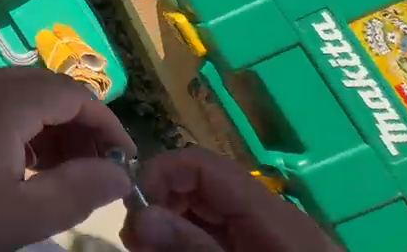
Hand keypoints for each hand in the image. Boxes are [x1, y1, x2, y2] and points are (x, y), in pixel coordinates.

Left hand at [0, 67, 134, 251]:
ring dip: (51, 125)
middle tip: (99, 171)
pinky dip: (21, 126)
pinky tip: (25, 166)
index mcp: (4, 101)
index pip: (71, 92)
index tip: (126, 162)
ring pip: (20, 93)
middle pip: (46, 86)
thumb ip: (76, 191)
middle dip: (80, 124)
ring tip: (67, 174)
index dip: (107, 123)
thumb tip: (118, 173)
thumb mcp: (22, 216)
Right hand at [121, 148, 339, 251]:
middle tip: (135, 243)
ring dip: (172, 226)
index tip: (133, 209)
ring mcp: (273, 238)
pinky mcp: (269, 251)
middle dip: (161, 204)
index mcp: (271, 215)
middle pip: (200, 185)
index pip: (201, 164)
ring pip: (206, 210)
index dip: (160, 174)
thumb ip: (193, 249)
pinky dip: (194, 242)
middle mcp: (271, 216)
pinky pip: (221, 233)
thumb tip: (138, 214)